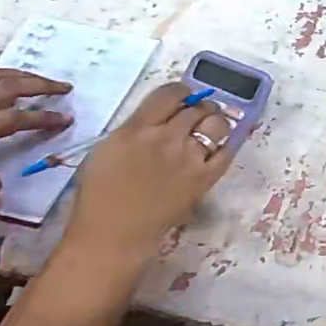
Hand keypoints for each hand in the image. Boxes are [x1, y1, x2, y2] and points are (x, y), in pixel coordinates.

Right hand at [64, 82, 238, 266]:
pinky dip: (225, 145)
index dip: (181, 91)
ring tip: (210, 129)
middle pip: (196, 107)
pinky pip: (226, 153)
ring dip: (215, 122)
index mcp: (138, 128)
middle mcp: (166, 138)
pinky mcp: (203, 180)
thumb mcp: (107, 148)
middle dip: (199, 108)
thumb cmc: (99, 194)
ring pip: (216, 124)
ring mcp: (188, 159)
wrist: (113, 234)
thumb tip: (158, 118)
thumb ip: (134, 128)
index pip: (170, 93)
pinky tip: (218, 147)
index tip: (183, 97)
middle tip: (197, 116)